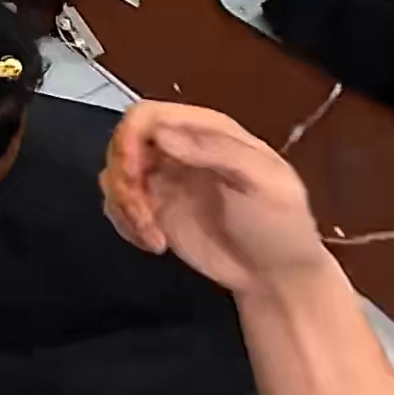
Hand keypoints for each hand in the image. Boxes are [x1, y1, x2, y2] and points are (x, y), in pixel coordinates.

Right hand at [100, 102, 330, 296]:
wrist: (279, 279)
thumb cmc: (281, 226)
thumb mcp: (266, 183)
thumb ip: (217, 150)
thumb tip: (161, 136)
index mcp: (203, 130)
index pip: (145, 115)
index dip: (128, 137)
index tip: (132, 172)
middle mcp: (174, 147)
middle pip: (121, 143)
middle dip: (122, 179)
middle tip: (141, 213)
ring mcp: (159, 177)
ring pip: (112, 174)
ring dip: (123, 206)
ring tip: (153, 237)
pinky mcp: (149, 206)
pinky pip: (114, 203)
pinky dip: (124, 222)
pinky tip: (153, 242)